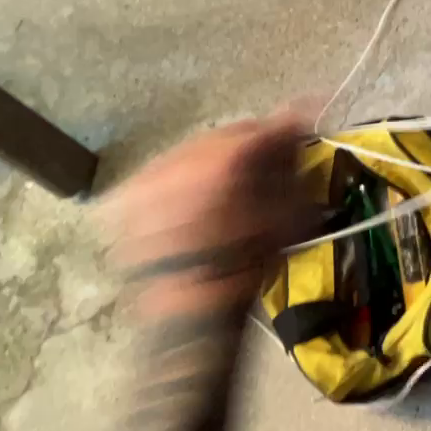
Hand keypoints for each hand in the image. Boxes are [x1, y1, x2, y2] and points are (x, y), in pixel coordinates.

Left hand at [106, 111, 311, 318]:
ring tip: (232, 173)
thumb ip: (292, 164)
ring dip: (217, 155)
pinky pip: (163, 168)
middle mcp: (181, 159)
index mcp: (225, 161)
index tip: (304, 124)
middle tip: (270, 152)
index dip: (289, 124)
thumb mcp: (287, 210)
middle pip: (227, 133)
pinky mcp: (126, 195)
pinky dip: (184, 172)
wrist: (190, 306)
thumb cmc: (247, 261)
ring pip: (193, 148)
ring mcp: (148, 176)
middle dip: (251, 139)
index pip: (264, 126)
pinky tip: (196, 187)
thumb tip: (297, 132)